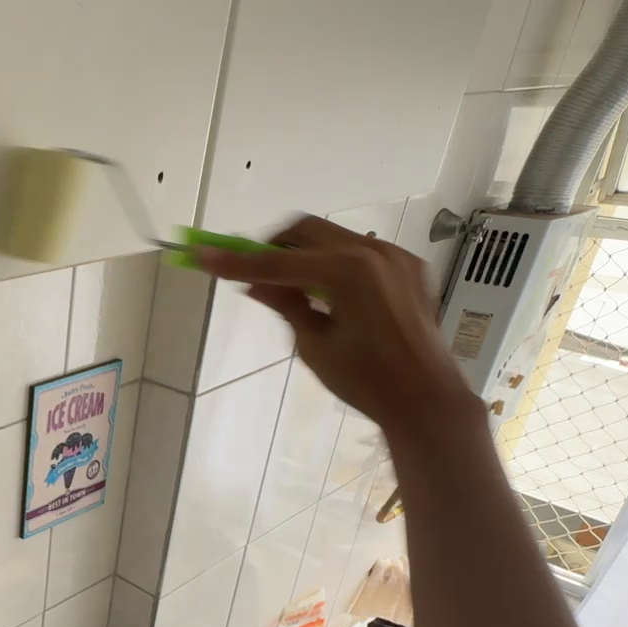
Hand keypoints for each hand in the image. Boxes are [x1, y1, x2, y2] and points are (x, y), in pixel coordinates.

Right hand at [192, 216, 478, 439]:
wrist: (424, 395)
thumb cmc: (363, 380)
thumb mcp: (312, 344)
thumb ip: (286, 304)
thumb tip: (254, 284)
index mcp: (347, 273)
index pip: (276, 262)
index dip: (236, 261)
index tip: (202, 255)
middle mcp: (373, 252)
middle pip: (306, 231)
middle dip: (272, 246)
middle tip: (249, 271)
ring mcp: (395, 256)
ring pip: (332, 238)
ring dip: (302, 255)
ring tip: (289, 289)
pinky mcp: (407, 267)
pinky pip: (358, 252)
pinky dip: (332, 264)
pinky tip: (326, 296)